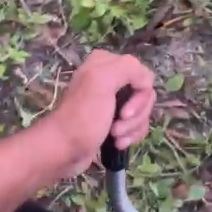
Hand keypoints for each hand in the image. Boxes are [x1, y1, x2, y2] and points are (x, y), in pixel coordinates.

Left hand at [35, 50, 156, 178]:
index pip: (144, 76)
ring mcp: (112, 100)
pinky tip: (117, 143)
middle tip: (116, 127)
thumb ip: (128, 68)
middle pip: (145, 95)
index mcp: (106, 62)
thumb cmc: (83, 116)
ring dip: (132, 128)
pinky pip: (136, 124)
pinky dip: (130, 135)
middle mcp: (109, 78)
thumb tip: (146, 82)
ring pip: (142, 112)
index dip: (140, 97)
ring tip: (115, 136)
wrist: (64, 149)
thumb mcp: (102, 81)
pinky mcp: (113, 119)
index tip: (124, 113)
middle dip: (136, 116)